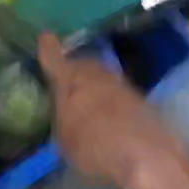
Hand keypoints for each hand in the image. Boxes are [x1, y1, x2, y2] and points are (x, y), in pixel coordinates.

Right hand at [38, 33, 188, 188]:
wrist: (144, 151)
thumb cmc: (93, 145)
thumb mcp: (64, 140)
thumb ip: (60, 118)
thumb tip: (62, 110)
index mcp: (67, 77)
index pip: (52, 55)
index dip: (47, 47)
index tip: (44, 38)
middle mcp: (91, 70)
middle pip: (78, 65)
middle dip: (72, 75)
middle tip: (67, 92)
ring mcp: (116, 79)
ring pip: (97, 77)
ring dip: (93, 88)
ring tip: (89, 109)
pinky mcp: (136, 94)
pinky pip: (114, 93)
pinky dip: (110, 102)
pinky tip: (110, 120)